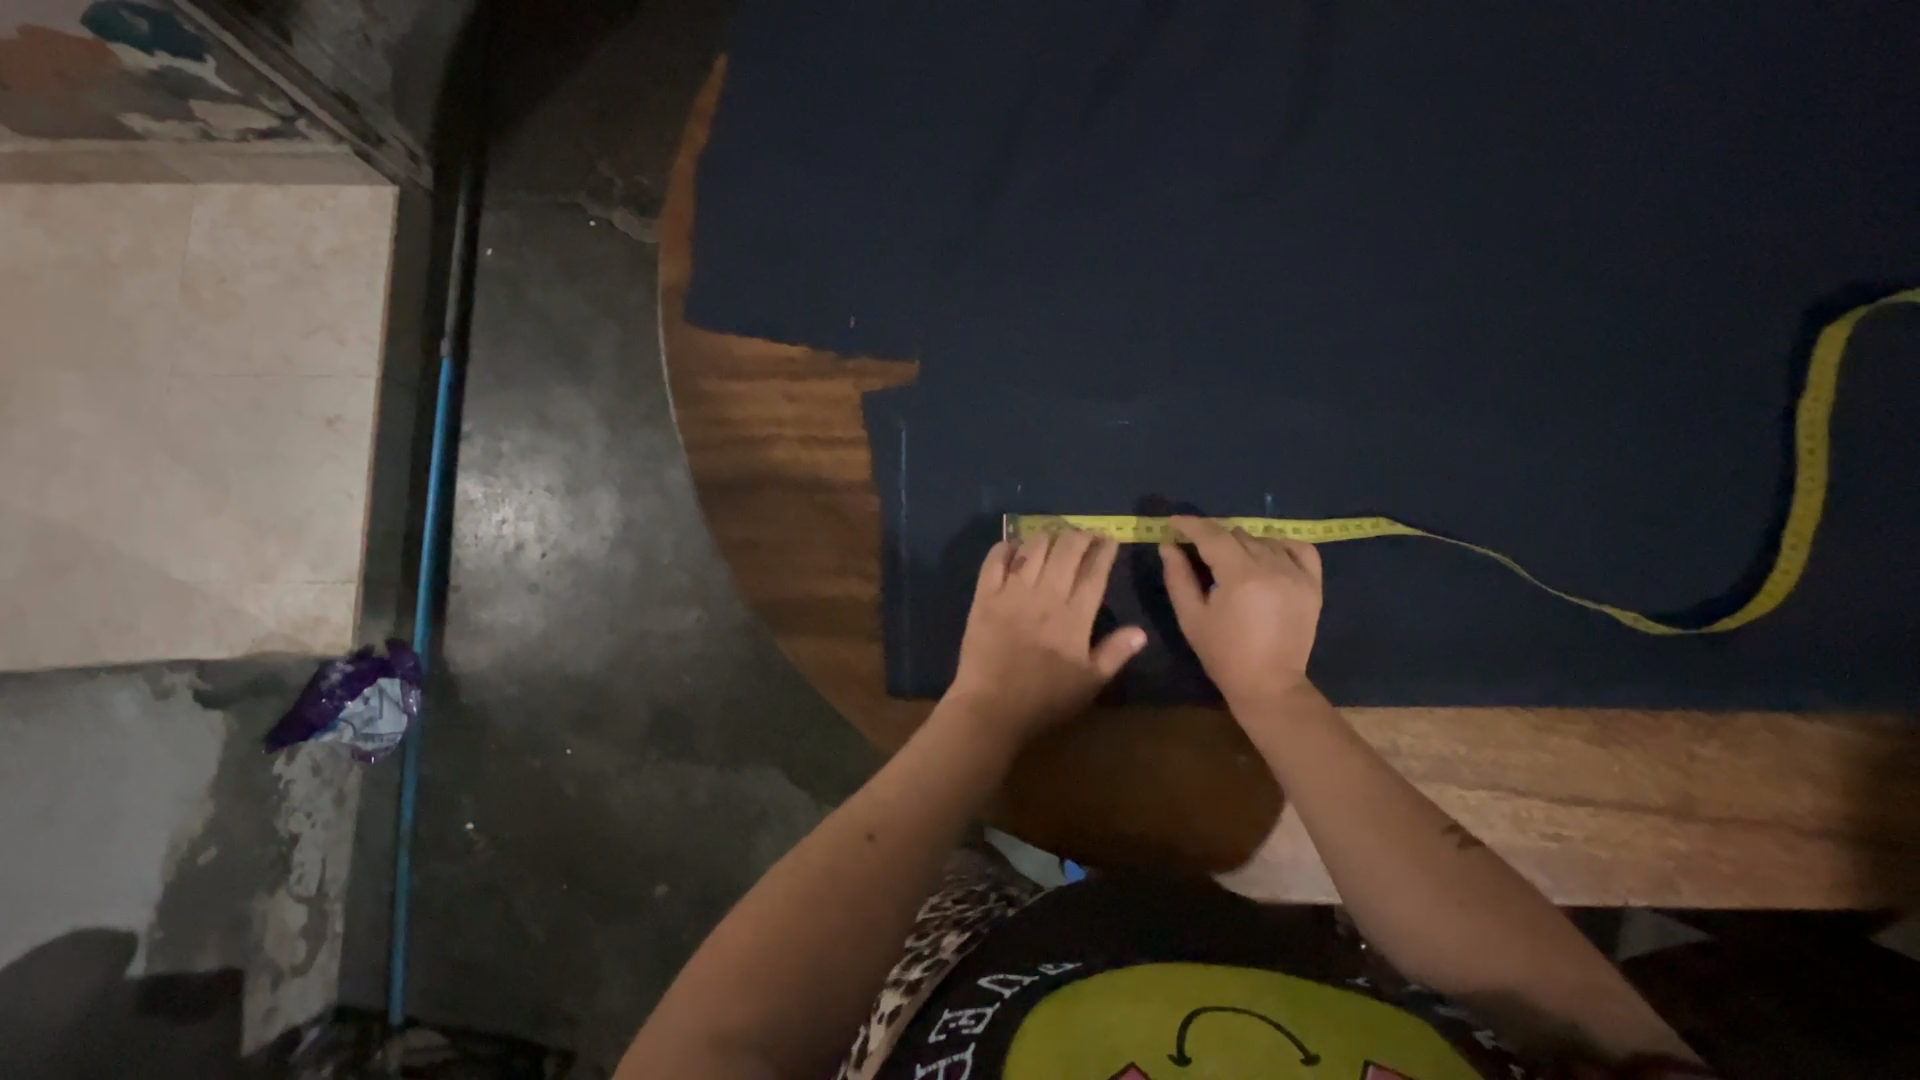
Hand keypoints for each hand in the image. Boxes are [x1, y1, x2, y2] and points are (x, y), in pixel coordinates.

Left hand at [946, 530, 1147, 741]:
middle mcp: (1045, 595)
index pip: (1094, 572)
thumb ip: (1116, 653)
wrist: (992, 708)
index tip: (1110, 538)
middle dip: (1079, 536)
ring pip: (1033, 549)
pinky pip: (995, 561)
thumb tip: (1141, 631)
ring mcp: (1012, 593)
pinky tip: (1014, 545)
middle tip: (1084, 535)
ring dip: (1047, 536)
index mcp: (1074, 616)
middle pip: (1066, 551)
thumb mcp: (1090, 683)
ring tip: (1054, 536)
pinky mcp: (984, 597)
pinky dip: (1006, 547)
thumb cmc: (1045, 699)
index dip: (1104, 550)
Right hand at [1159, 515, 1323, 705]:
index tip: (1174, 522)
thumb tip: (1168, 545)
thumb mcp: (1191, 617)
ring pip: (1264, 540)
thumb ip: (1178, 577)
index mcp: (1239, 576)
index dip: (1190, 525)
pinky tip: (1268, 554)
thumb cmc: (1223, 654)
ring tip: (1231, 560)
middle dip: (1213, 537)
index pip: (1212, 535)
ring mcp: (1296, 574)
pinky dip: (1281, 545)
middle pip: (1237, 535)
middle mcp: (1271, 567)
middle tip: (1198, 549)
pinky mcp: (1313, 585)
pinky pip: (1300, 549)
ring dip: (1243, 543)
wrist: (1269, 684)